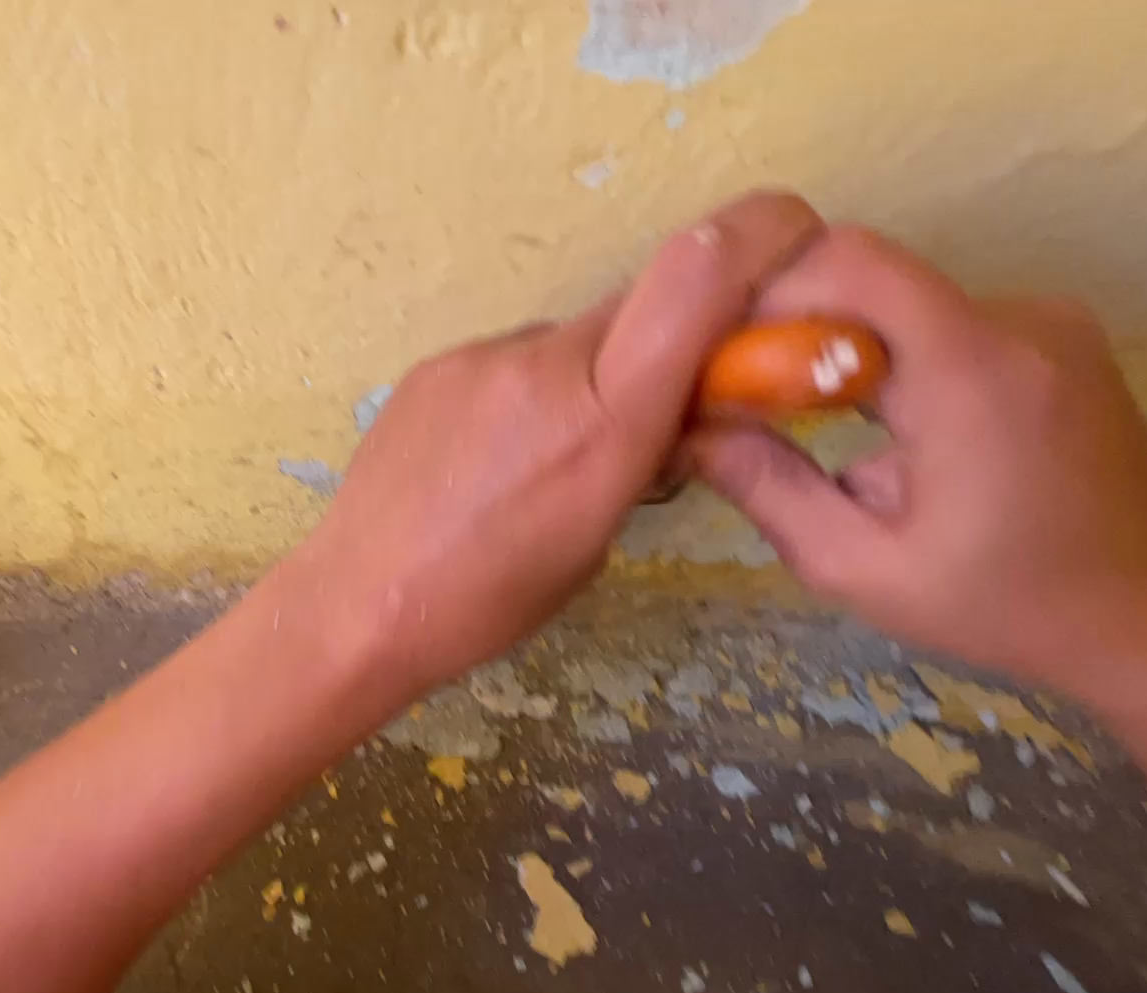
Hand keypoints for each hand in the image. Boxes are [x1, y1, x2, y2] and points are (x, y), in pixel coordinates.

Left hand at [279, 191, 824, 696]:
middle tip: (631, 419)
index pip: (697, 272)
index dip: (757, 236)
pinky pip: (504, 362)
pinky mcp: (428, 368)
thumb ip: (643, 453)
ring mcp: (473, 359)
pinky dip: (519, 393)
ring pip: (563, 341)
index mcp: (601, 418)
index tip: (787, 242)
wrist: (360, 600)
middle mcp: (538, 365)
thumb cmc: (486, 602)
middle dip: (656, 348)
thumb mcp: (595, 541)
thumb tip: (664, 406)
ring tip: (531, 458)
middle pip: (632, 309)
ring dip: (577, 380)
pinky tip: (481, 455)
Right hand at [687, 227, 1146, 691]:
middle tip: (718, 394)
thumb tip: (687, 428)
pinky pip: (919, 318)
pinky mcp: (1037, 340)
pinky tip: (834, 410)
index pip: (848, 265)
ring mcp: (1035, 325)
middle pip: (859, 276)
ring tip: (766, 410)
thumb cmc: (999, 604)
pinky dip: (859, 351)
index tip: (705, 359)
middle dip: (774, 325)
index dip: (759, 293)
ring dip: (814, 343)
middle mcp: (1015, 322)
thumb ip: (764, 487)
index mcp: (972, 372)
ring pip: (884, 296)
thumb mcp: (853, 565)